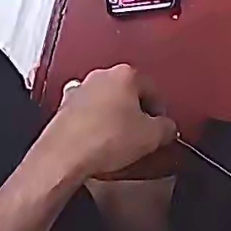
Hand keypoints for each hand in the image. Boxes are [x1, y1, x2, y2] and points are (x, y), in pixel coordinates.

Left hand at [34, 65, 177, 181]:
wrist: (64, 156)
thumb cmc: (105, 140)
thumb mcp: (152, 136)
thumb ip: (167, 127)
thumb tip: (167, 128)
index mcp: (126, 74)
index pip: (153, 90)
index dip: (160, 112)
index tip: (160, 128)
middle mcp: (102, 76)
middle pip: (129, 93)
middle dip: (136, 113)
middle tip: (141, 135)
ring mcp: (80, 90)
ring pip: (107, 101)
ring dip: (114, 117)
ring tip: (118, 142)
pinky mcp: (64, 107)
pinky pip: (88, 113)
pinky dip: (94, 124)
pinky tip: (98, 143)